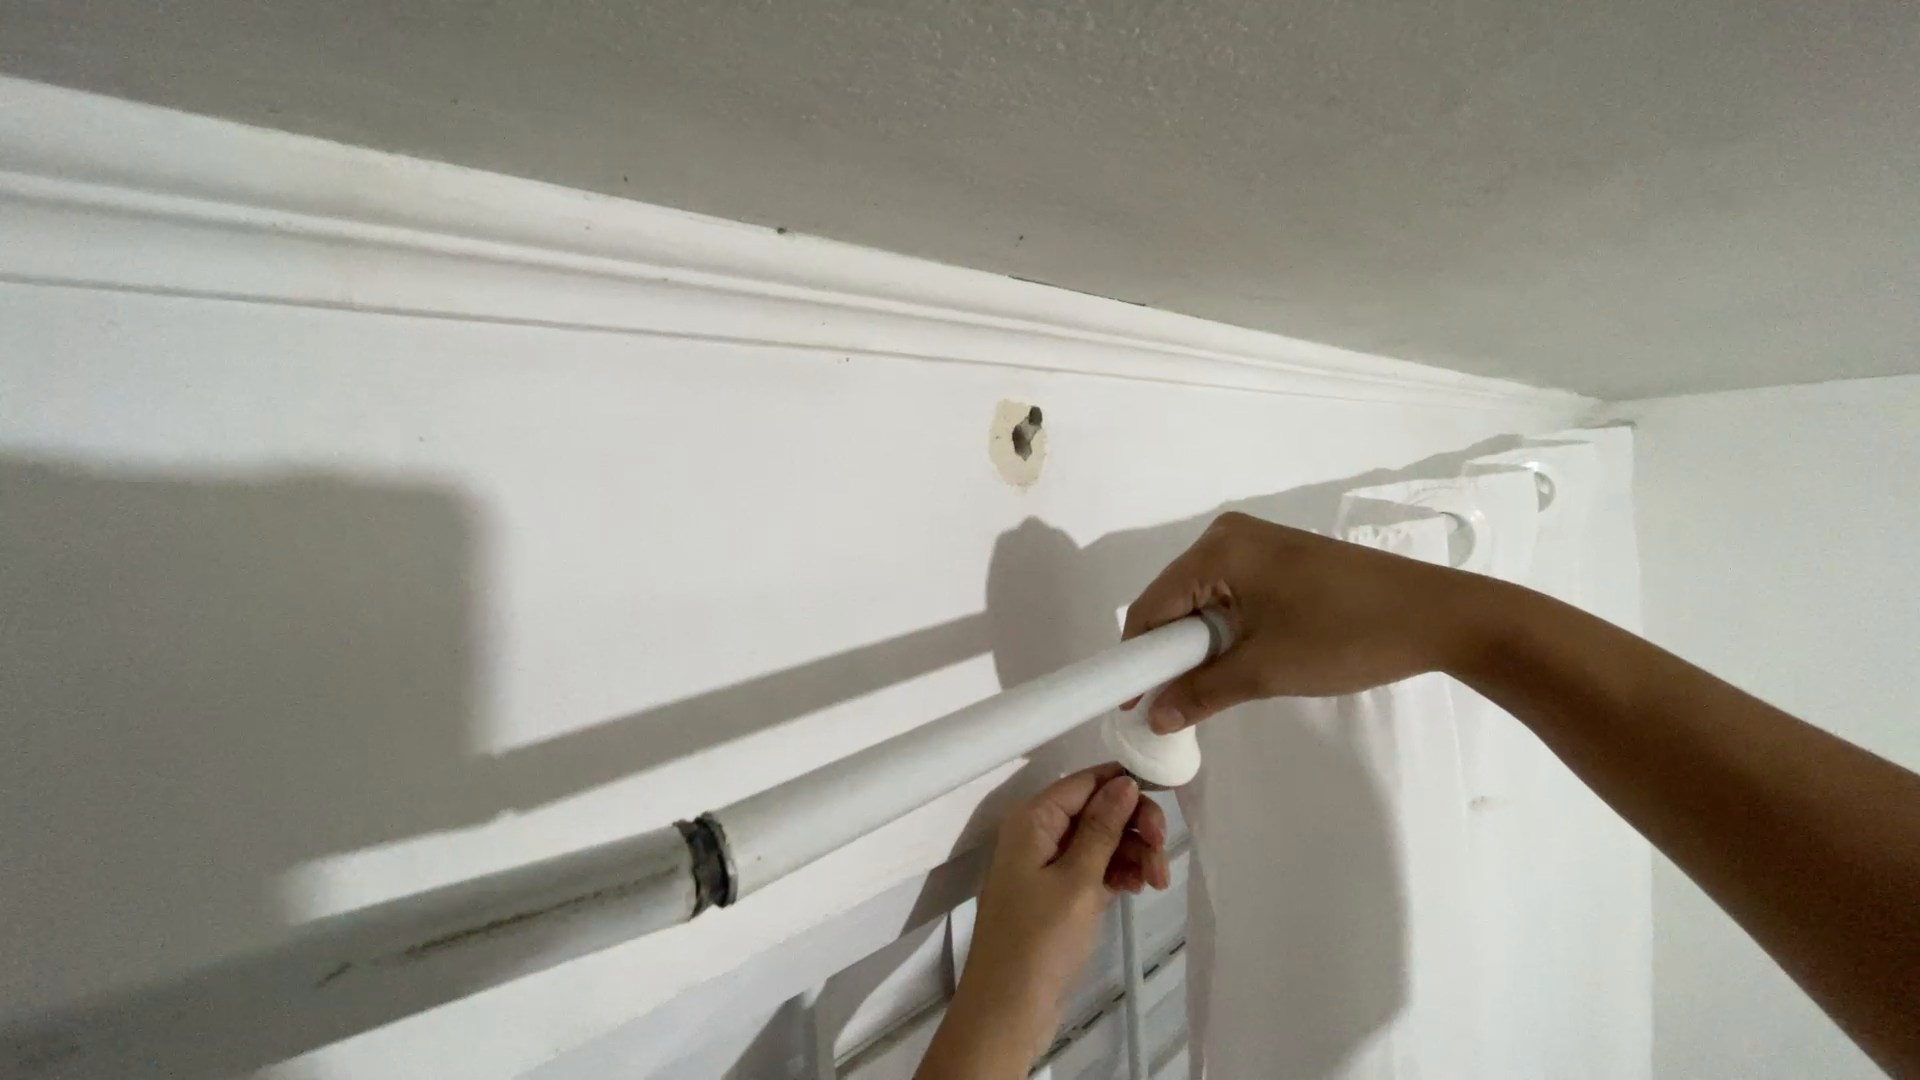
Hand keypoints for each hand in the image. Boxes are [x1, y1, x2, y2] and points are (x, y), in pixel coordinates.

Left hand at [916, 765, 1166, 1078]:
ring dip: (1132, 853)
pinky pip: (1095, 867)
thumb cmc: (1039, 941)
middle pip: (1096, 809)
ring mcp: (1047, 864)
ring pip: (1100, 840)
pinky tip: (1138, 888)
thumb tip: (1123, 782)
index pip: (1085, 781)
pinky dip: (1118, 873)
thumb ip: (1102, 828)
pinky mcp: (1058, 893)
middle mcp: (1038, 832)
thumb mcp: (1077, 880)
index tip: (1165, 796)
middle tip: (1162, 850)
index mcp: (1034, 819)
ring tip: (1156, 882)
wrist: (1007, 1010)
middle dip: (1133, 825)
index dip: (1125, 783)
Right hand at [1122, 511, 1485, 732]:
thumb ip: (1200, 693)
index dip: (1137, 658)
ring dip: (1197, 642)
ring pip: (1201, 597)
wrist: (1444, 616)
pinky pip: (1229, 591)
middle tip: (1168, 700)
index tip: (1131, 703)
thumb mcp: (1265, 670)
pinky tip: (1236, 656)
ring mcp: (1256, 541)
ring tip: (1203, 684)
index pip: (1152, 606)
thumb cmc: (1347, 637)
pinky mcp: (1280, 555)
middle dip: (1167, 651)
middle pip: (1173, 599)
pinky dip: (1224, 626)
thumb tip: (1153, 719)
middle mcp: (1227, 534)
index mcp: (1216, 549)